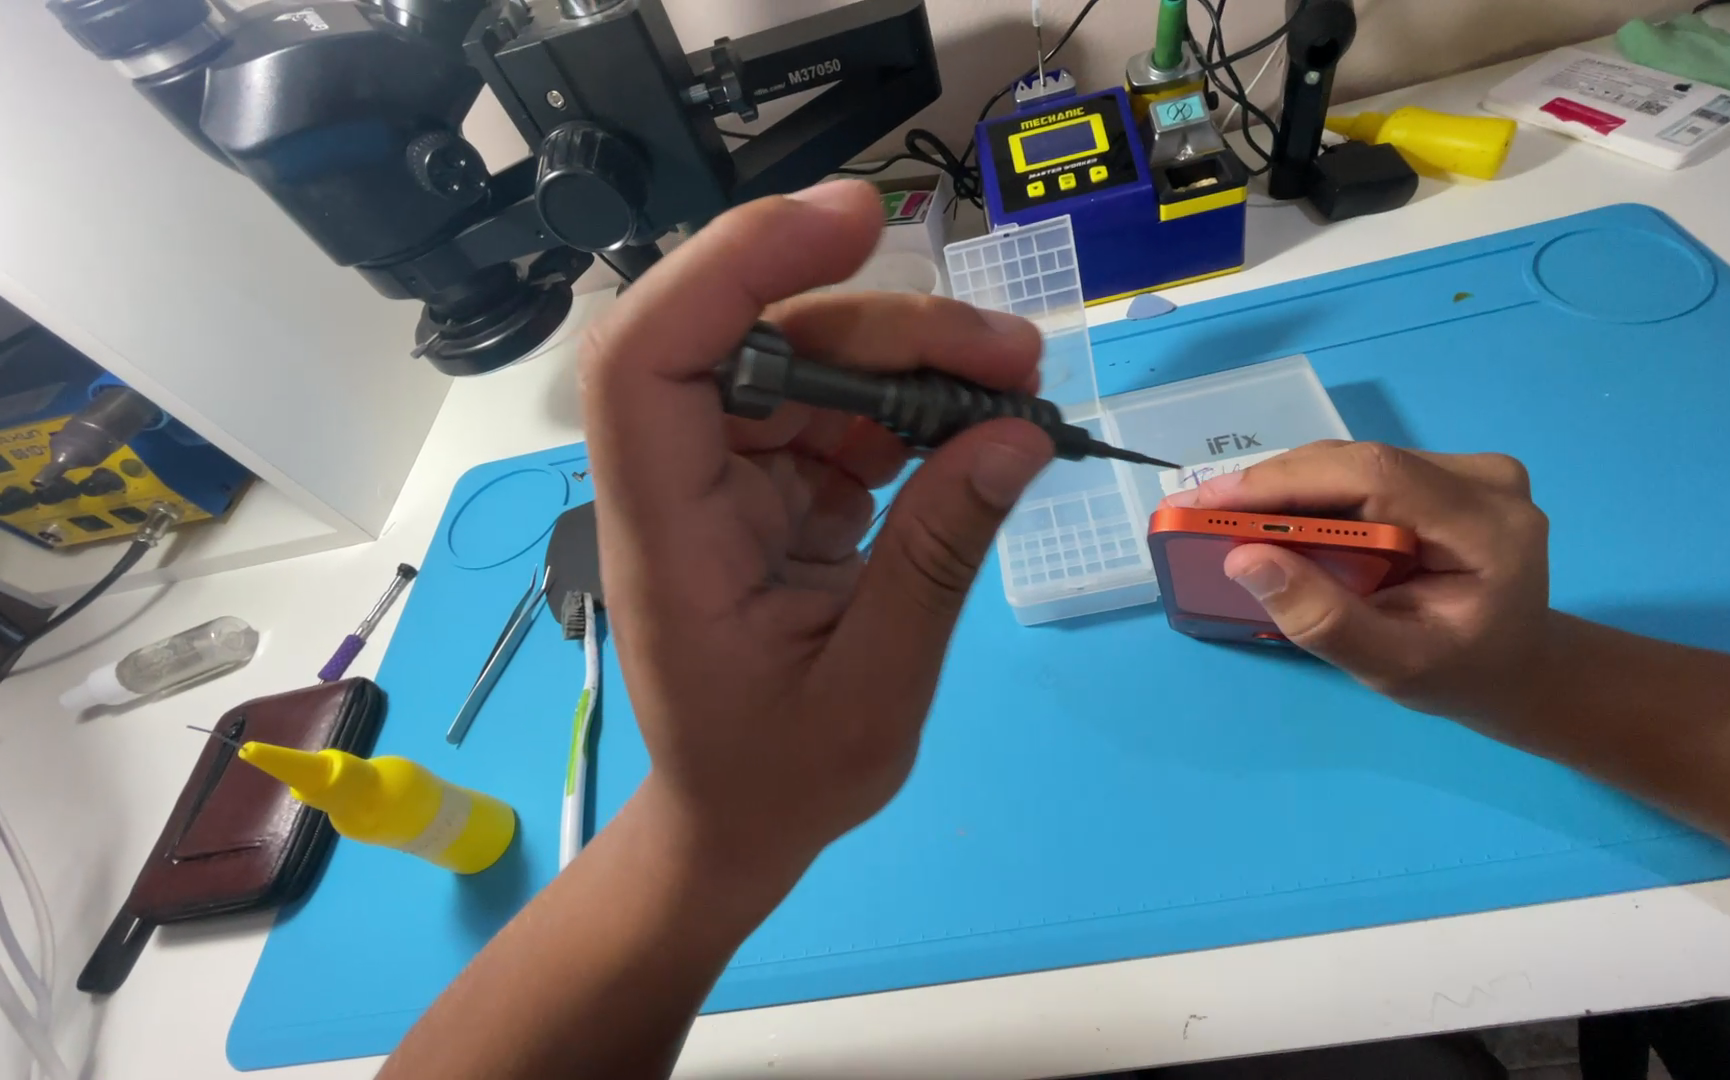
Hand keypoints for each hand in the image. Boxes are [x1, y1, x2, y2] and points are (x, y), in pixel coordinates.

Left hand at [577, 180, 1053, 890]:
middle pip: (763, 347)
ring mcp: (732, 481)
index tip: (851, 226)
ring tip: (1018, 385)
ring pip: (813, 371)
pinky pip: (843, 418)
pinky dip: (914, 412)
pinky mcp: (776, 491)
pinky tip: (979, 427)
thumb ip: (939, 557)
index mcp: (671, 535)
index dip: (734, 268)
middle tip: (1014, 356)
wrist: (742, 819)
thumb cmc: (784, 776)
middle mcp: (687, 485)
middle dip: (891, 330)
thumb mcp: (876, 684)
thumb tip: (1018, 436)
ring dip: (917, 363)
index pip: (654, 361)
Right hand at [1162, 441, 1551, 728]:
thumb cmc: (1459, 674)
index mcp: (1485, 524)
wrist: (1516, 666)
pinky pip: (1352, 473)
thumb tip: (1242, 560)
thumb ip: (1322, 618)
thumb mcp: (1389, 665)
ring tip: (1214, 513)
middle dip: (1266, 486)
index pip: (1371, 477)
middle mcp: (1479, 479)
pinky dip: (1300, 494)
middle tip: (1192, 511)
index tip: (1208, 503)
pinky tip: (1262, 514)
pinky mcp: (1436, 474)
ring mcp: (1460, 470)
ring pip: (1346, 463)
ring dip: (1277, 488)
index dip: (1283, 483)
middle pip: (1352, 462)